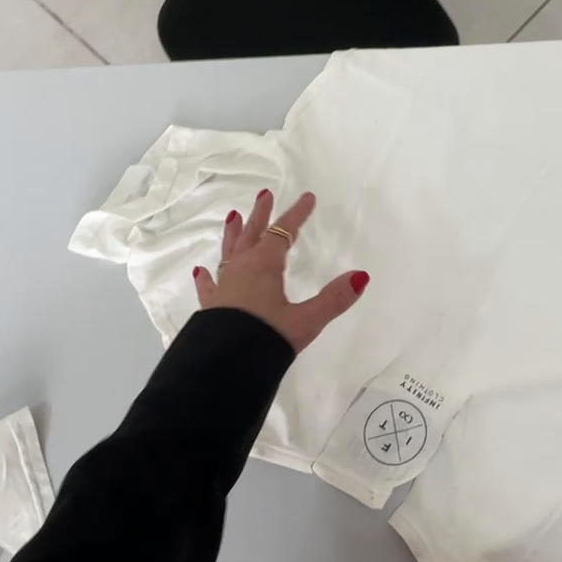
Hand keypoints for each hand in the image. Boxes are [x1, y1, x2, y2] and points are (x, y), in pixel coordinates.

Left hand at [191, 189, 367, 352]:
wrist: (225, 367)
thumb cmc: (266, 339)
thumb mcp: (307, 321)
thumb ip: (333, 298)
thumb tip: (361, 276)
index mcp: (264, 266)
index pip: (282, 233)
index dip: (296, 215)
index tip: (307, 198)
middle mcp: (241, 270)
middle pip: (252, 234)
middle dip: (261, 214)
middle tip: (264, 194)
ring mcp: (223, 287)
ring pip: (229, 252)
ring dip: (233, 234)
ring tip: (232, 216)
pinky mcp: (210, 307)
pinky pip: (208, 284)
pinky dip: (206, 276)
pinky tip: (200, 271)